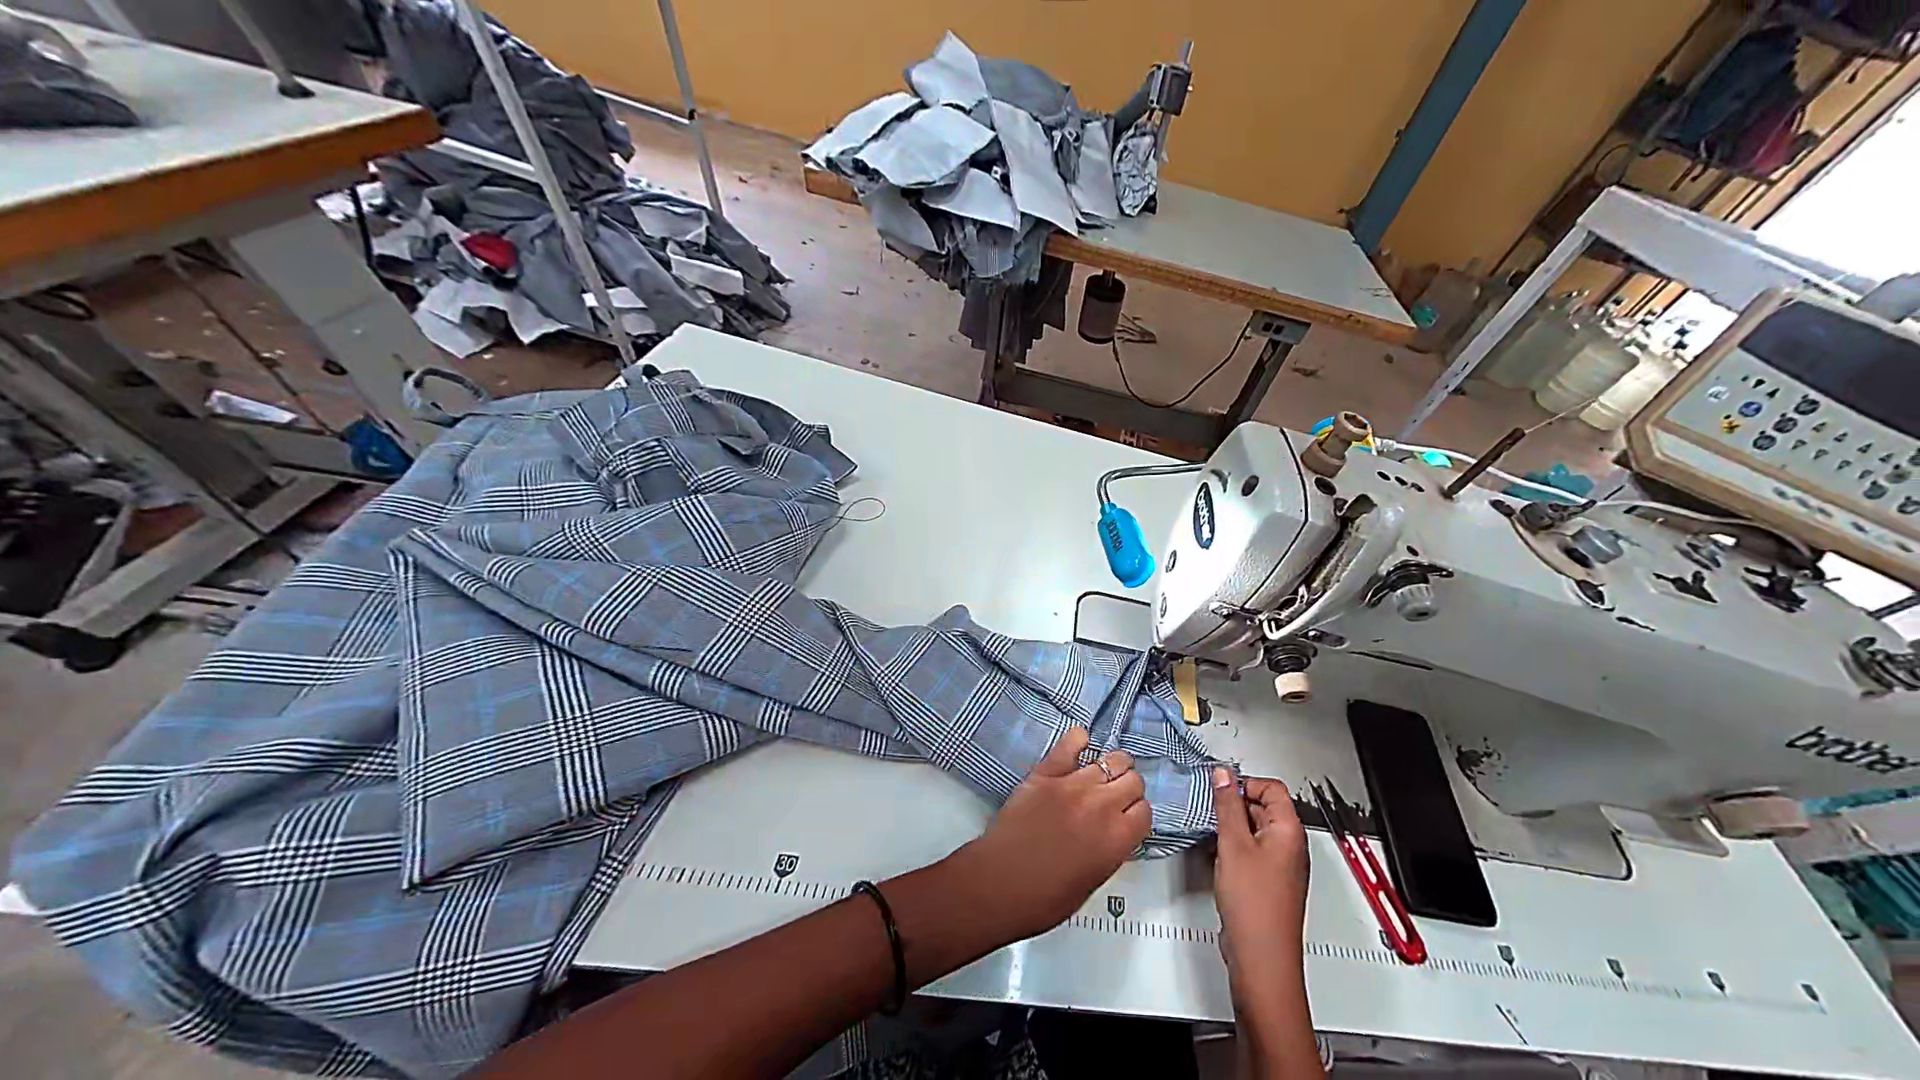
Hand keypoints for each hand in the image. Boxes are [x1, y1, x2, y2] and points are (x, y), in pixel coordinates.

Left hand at [947, 725, 1150, 941]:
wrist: (999, 883)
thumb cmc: (1045, 897)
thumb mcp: (1093, 881)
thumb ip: (1110, 850)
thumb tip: (1113, 832)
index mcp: (1118, 839)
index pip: (1145, 811)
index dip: (1136, 814)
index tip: (1126, 817)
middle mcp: (1102, 805)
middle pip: (1132, 780)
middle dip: (1127, 787)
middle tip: (1113, 796)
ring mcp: (1073, 784)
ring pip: (1110, 759)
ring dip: (1110, 766)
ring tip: (1100, 774)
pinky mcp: (1046, 772)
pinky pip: (1071, 743)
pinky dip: (1078, 741)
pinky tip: (1079, 746)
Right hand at [1211, 769, 1310, 1010]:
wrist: (1260, 956)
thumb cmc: (1255, 906)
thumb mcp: (1233, 844)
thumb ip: (1226, 806)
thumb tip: (1223, 776)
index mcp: (1289, 831)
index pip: (1271, 787)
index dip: (1244, 783)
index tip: (1218, 789)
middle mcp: (1288, 846)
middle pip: (1262, 806)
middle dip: (1233, 805)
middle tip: (1209, 811)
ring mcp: (1278, 864)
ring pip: (1252, 829)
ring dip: (1229, 827)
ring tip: (1211, 836)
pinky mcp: (1265, 881)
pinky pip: (1248, 851)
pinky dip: (1230, 848)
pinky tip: (1215, 857)